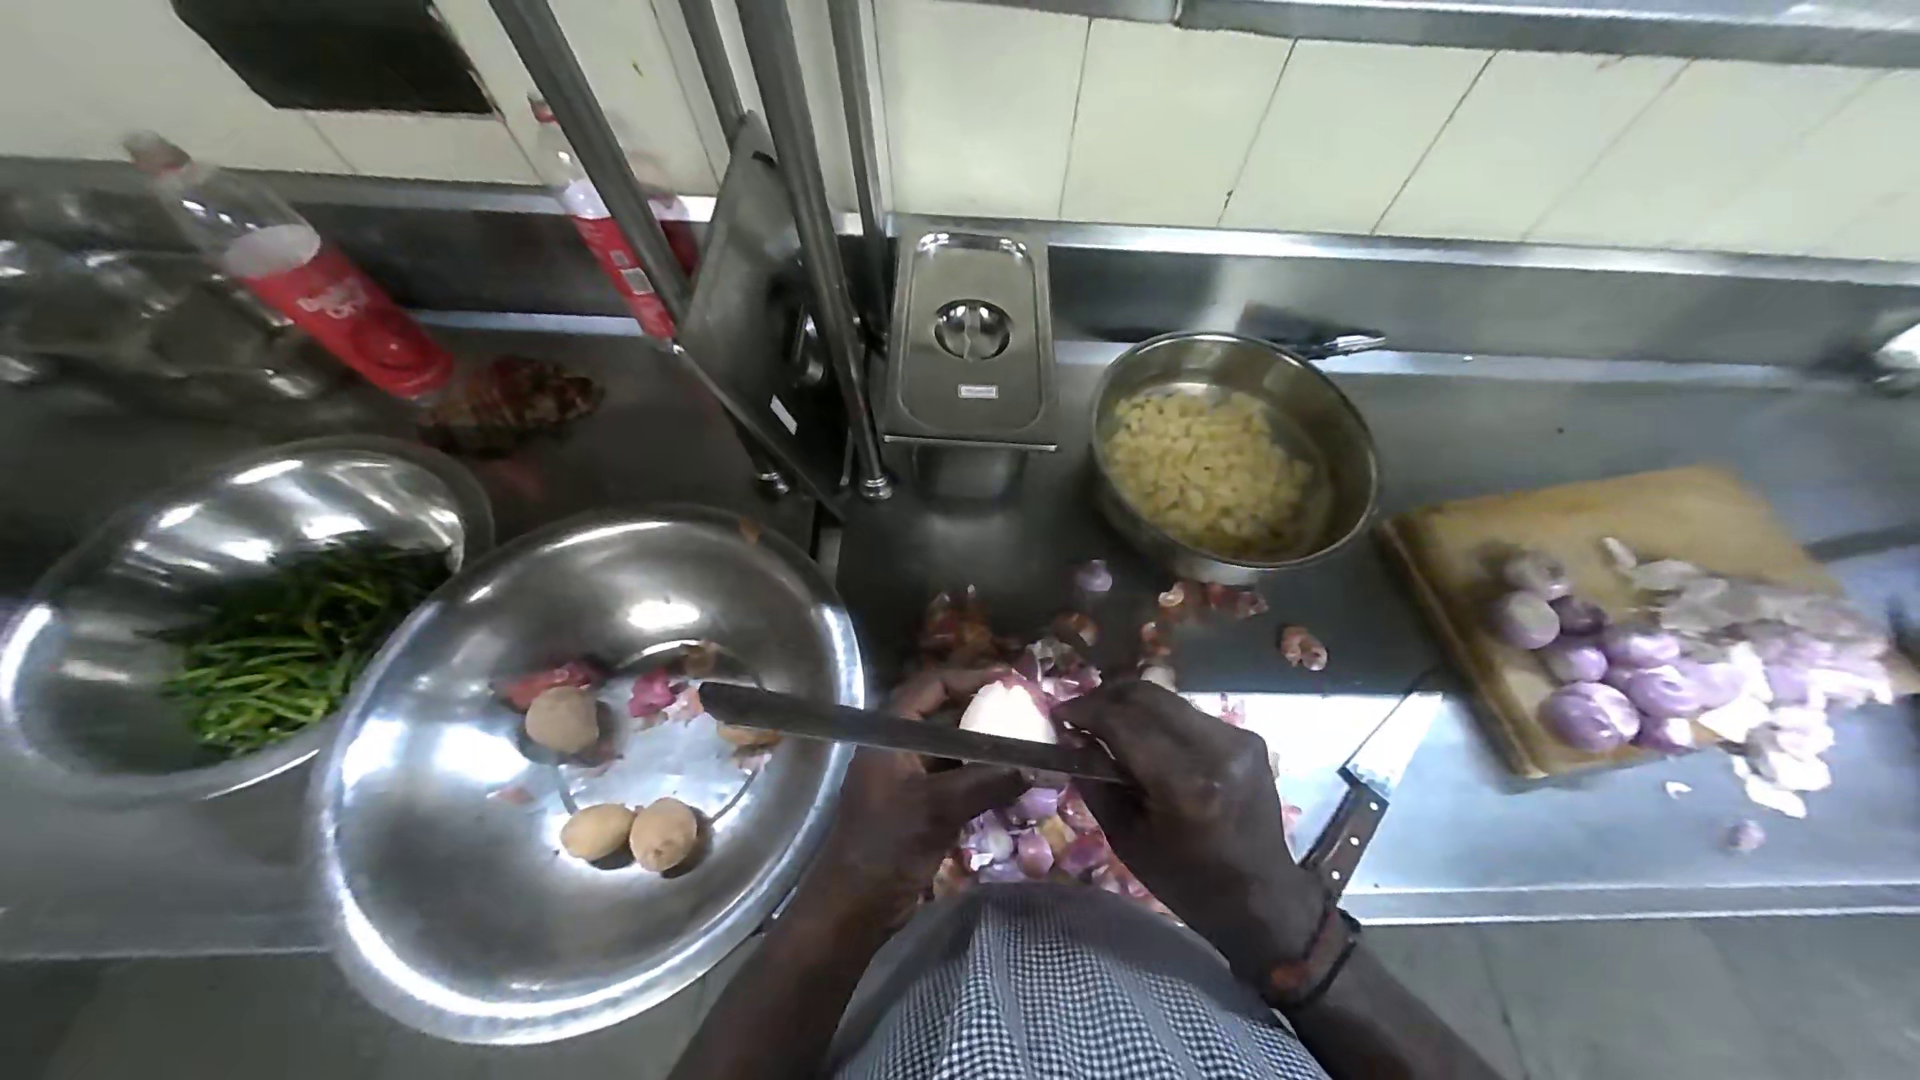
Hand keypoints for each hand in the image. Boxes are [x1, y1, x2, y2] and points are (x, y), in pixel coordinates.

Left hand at [789, 669, 1024, 925]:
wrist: (852, 908)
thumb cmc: (885, 846)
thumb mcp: (937, 808)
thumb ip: (987, 782)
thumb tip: (1036, 766)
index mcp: (890, 733)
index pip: (932, 686)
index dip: (970, 677)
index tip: (1009, 679)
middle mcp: (898, 746)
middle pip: (946, 714)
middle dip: (985, 710)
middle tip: (1025, 709)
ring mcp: (908, 775)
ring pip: (954, 748)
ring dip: (986, 746)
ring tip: (1026, 741)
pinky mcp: (919, 804)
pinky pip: (956, 778)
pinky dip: (981, 776)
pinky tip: (1011, 781)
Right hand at [1054, 680, 1326, 978]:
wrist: (1264, 899)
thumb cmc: (1187, 881)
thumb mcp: (1126, 838)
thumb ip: (1095, 781)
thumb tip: (1071, 737)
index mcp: (1185, 785)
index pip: (1123, 723)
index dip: (1084, 711)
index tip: (1058, 713)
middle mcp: (1215, 750)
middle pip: (1146, 696)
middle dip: (1104, 697)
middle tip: (1079, 712)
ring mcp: (1237, 739)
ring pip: (1167, 699)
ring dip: (1130, 704)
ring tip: (1106, 720)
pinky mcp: (1247, 737)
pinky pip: (1188, 713)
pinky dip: (1158, 717)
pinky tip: (1144, 735)